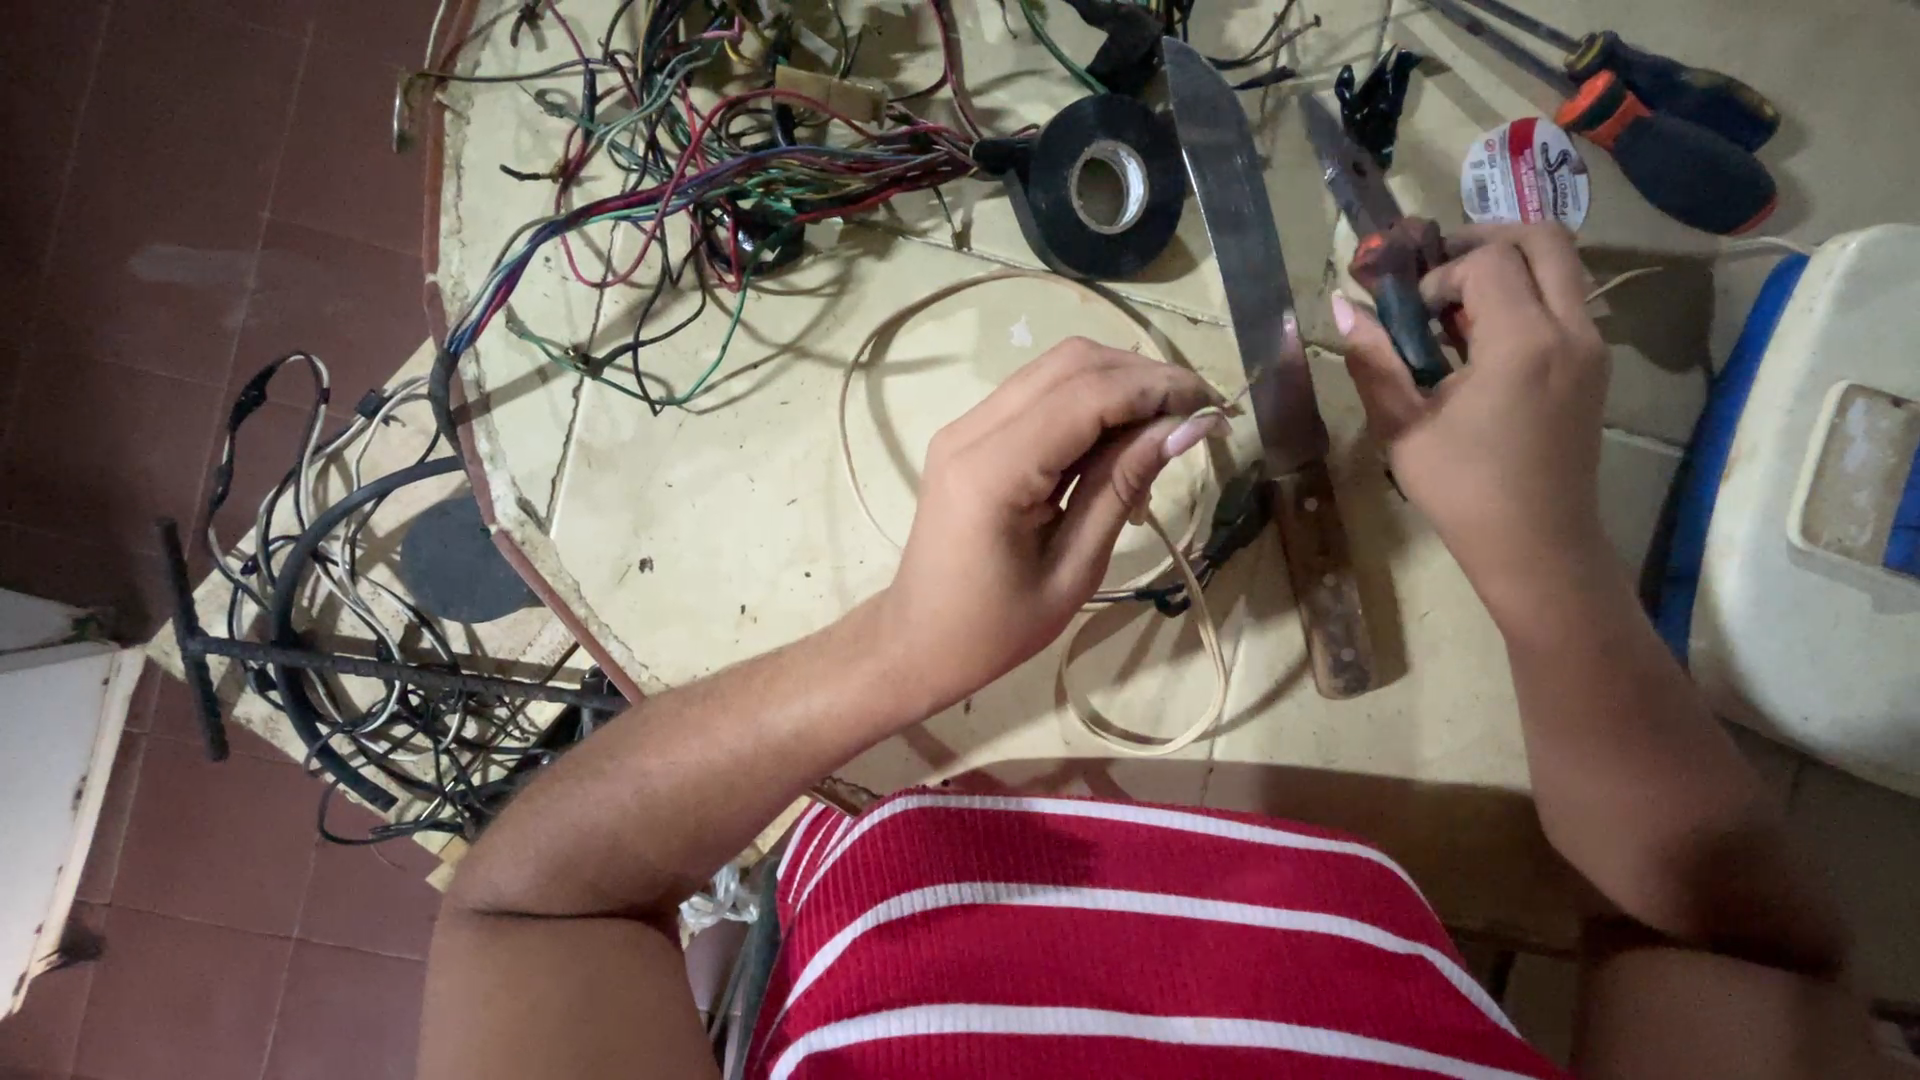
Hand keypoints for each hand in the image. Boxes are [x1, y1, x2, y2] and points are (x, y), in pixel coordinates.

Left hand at [872, 337, 1218, 714]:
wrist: (919, 641)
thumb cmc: (995, 629)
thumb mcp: (1074, 569)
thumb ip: (1123, 486)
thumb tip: (1186, 427)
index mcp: (993, 472)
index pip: (1088, 394)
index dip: (1158, 389)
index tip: (1215, 410)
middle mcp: (970, 430)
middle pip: (1071, 363)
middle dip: (1143, 378)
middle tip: (1196, 418)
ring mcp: (964, 428)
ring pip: (1055, 370)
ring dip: (1117, 386)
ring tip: (1164, 433)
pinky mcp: (967, 436)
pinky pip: (1037, 396)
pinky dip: (1087, 404)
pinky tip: (1118, 444)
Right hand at [1334, 223, 1614, 621]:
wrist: (1534, 543)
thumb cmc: (1461, 488)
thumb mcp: (1402, 425)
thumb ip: (1374, 360)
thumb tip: (1344, 307)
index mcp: (1524, 342)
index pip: (1489, 262)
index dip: (1440, 273)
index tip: (1410, 315)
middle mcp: (1572, 330)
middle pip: (1544, 239)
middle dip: (1484, 241)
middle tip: (1435, 270)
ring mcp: (1592, 347)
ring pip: (1562, 267)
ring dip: (1506, 269)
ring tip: (1452, 308)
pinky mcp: (1594, 366)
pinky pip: (1565, 301)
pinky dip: (1524, 296)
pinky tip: (1479, 341)